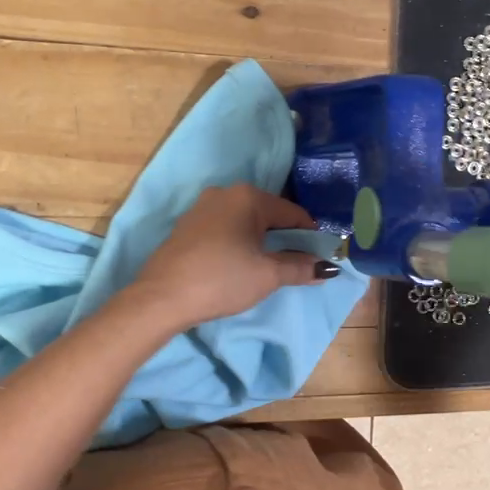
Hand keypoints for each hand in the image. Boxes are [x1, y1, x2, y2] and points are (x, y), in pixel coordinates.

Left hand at [130, 185, 335, 328]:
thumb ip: (300, 267)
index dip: (311, 236)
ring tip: (268, 268)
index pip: (294, 213)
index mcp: (249, 197)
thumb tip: (327, 268)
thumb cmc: (222, 280)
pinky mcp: (187, 225)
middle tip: (296, 266)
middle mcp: (225, 193)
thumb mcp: (268, 275)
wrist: (163, 296)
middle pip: (269, 214)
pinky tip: (239, 265)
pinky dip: (239, 243)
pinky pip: (225, 228)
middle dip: (286, 238)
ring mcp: (202, 207)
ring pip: (245, 221)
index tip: (320, 258)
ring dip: (261, 241)